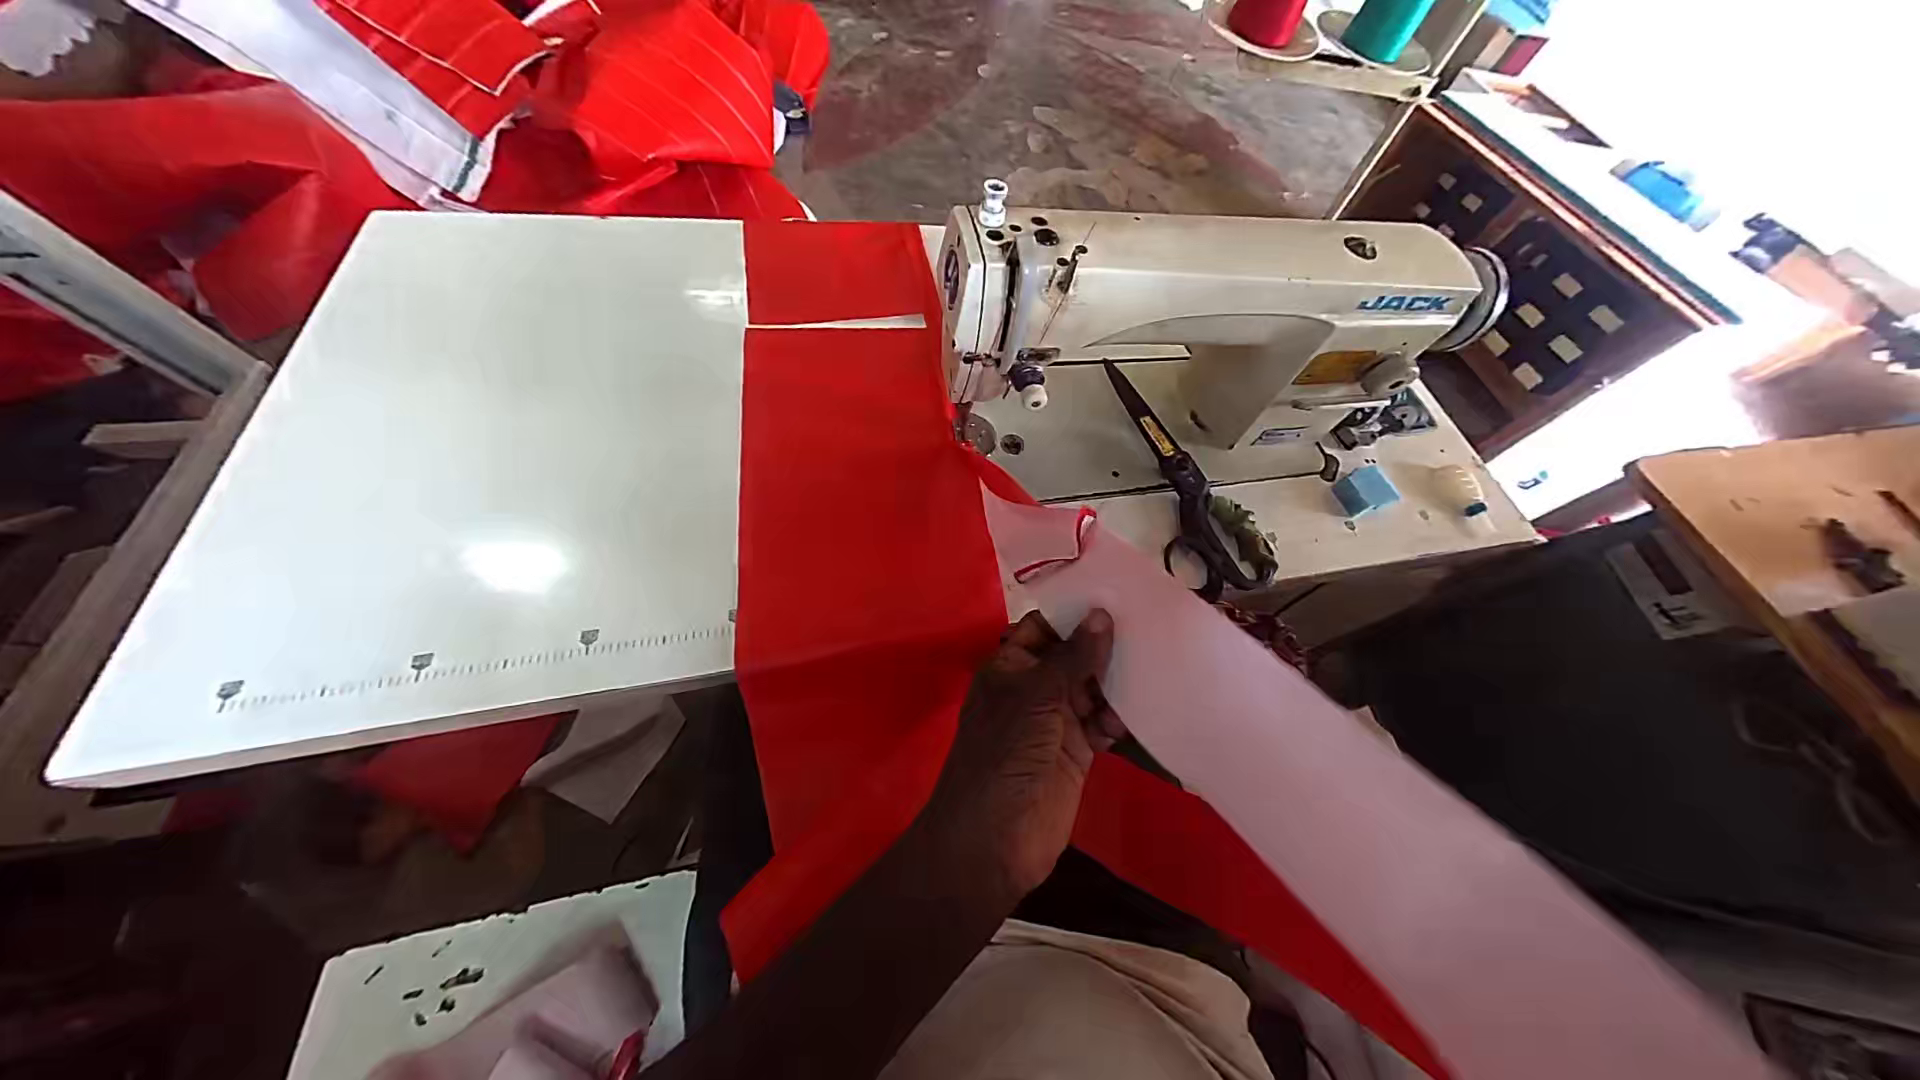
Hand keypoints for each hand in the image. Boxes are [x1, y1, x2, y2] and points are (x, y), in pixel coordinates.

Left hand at [920, 609, 1123, 899]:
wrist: (994, 839)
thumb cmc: (1005, 754)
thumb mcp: (1036, 698)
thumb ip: (1072, 658)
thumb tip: (1101, 615)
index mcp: (1009, 668)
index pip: (1042, 628)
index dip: (1072, 614)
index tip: (1115, 595)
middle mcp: (1032, 689)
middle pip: (1072, 657)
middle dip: (1103, 645)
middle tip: (1149, 625)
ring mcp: (1055, 722)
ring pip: (1091, 689)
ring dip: (1116, 680)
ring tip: (1153, 663)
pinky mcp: (1077, 752)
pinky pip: (1102, 724)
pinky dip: (1118, 717)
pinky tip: (1140, 710)